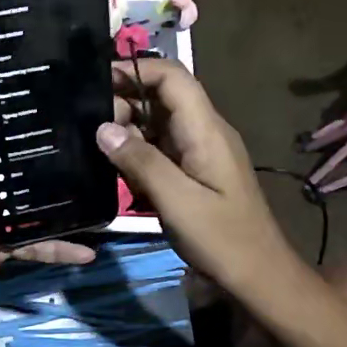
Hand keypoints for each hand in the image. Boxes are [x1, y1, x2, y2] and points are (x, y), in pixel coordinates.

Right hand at [99, 58, 297, 293]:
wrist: (258, 276)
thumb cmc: (222, 239)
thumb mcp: (177, 201)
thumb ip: (140, 162)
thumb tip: (103, 128)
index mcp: (206, 130)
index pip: (173, 77)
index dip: (136, 69)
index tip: (97, 79)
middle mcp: (204, 133)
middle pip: (162, 97)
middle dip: (125, 102)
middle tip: (88, 125)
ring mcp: (200, 153)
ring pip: (158, 124)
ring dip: (128, 130)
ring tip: (94, 147)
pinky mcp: (194, 174)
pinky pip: (161, 150)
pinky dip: (137, 154)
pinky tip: (115, 171)